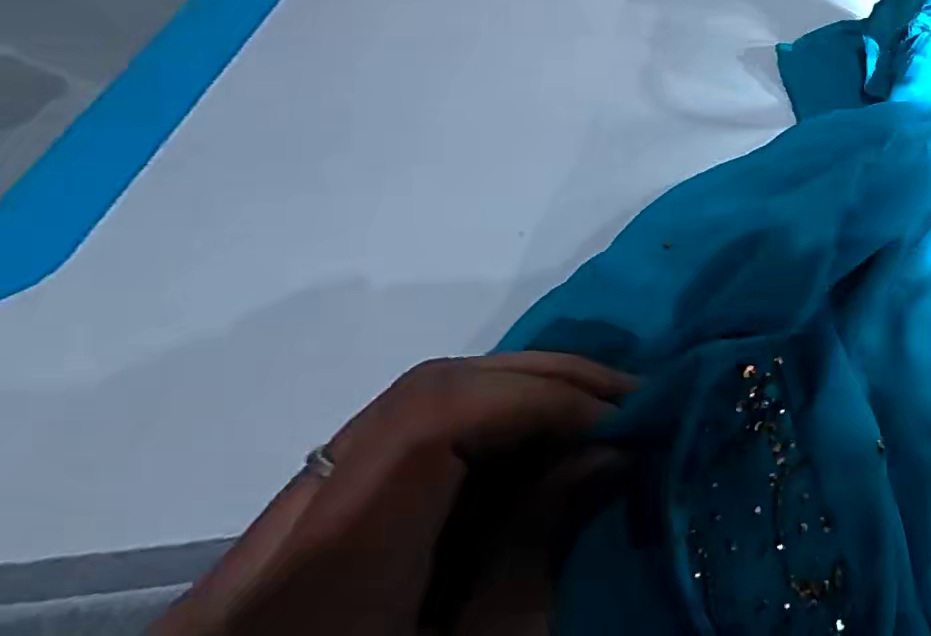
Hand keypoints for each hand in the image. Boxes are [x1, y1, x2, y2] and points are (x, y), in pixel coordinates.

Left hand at [154, 352, 639, 635]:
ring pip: (419, 404)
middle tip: (625, 398)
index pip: (432, 416)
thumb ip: (538, 552)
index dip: (537, 394)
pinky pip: (406, 440)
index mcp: (328, 569)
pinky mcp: (300, 533)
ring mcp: (284, 525)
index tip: (617, 416)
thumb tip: (609, 450)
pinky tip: (539, 446)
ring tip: (595, 414)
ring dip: (521, 396)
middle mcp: (286, 529)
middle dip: (542, 381)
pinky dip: (486, 429)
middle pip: (426, 393)